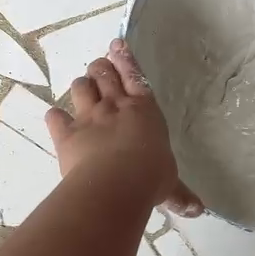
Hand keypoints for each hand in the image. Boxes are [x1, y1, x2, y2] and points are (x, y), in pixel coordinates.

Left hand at [46, 39, 202, 216]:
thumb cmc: (150, 177)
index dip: (126, 60)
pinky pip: (55, 117)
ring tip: (83, 89)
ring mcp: (88, 118)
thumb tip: (199, 210)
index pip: (135, 77)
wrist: (116, 184)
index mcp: (144, 111)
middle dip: (101, 68)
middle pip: (104, 75)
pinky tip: (57, 119)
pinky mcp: (66, 134)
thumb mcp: (169, 185)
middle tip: (100, 68)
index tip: (117, 44)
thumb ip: (180, 194)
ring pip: (80, 88)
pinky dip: (56, 117)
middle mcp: (115, 107)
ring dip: (82, 86)